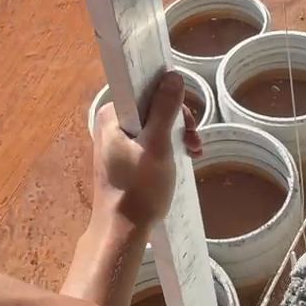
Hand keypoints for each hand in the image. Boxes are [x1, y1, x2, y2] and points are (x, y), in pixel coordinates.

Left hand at [92, 71, 202, 230]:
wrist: (123, 231)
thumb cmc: (139, 188)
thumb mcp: (158, 145)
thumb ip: (165, 109)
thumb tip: (173, 75)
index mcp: (112, 115)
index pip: (144, 88)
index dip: (169, 96)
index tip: (187, 116)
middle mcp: (111, 123)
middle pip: (152, 106)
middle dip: (177, 120)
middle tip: (193, 139)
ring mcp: (117, 141)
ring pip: (154, 124)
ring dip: (177, 134)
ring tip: (194, 151)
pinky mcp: (124, 157)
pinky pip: (150, 140)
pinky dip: (168, 146)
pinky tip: (185, 157)